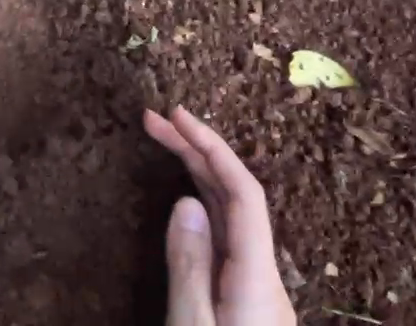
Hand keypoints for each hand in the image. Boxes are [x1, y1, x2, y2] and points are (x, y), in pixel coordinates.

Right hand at [144, 107, 297, 325]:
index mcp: (256, 279)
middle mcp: (263, 276)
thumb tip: (188, 200)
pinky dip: (202, 203)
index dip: (212, 146)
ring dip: (198, 173)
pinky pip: (226, 237)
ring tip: (162, 142)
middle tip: (152, 120)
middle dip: (197, 150)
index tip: (175, 114)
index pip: (242, 193)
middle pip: (236, 197)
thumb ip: (189, 265)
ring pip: (231, 215)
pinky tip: (184, 196)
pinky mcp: (246, 300)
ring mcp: (257, 289)